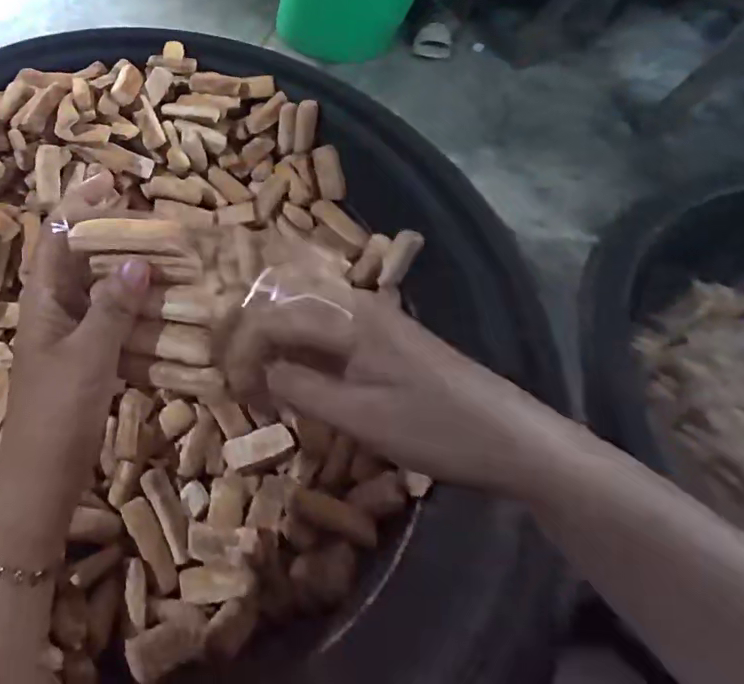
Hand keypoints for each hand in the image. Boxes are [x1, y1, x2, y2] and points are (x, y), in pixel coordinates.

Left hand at [0, 175, 149, 521]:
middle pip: (76, 254)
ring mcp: (67, 332)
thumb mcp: (88, 357)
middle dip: (105, 228)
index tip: (110, 181)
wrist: (42, 479)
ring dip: (121, 263)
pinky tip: (157, 299)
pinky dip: (129, 300)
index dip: (80, 204)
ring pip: (94, 284)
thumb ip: (112, 307)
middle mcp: (52, 307)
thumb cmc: (59, 412)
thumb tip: (140, 260)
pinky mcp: (84, 355)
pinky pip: (107, 315)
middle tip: (145, 211)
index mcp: (43, 298)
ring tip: (158, 245)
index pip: (57, 236)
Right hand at [222, 266, 581, 496]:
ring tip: (256, 381)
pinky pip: (326, 334)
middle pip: (284, 308)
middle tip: (233, 378)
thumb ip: (302, 389)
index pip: (273, 319)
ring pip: (303, 319)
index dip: (243, 350)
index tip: (229, 388)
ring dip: (274, 346)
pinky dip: (301, 353)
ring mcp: (372, 319)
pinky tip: (297, 381)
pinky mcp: (384, 339)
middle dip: (251, 340)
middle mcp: (356, 306)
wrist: (514, 438)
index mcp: (348, 317)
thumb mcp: (361, 418)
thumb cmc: (435, 429)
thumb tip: (259, 372)